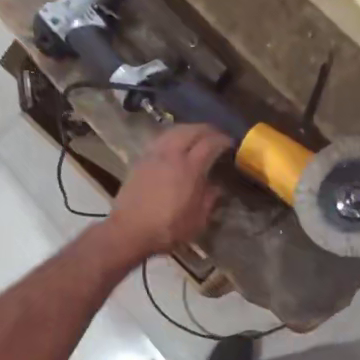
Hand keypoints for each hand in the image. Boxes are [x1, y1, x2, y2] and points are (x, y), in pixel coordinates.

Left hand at [104, 124, 231, 258]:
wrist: (129, 230)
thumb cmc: (167, 229)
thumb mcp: (197, 220)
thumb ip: (209, 200)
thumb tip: (216, 187)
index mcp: (189, 169)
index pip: (210, 144)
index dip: (222, 140)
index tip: (230, 143)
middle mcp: (171, 155)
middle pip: (191, 130)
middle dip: (207, 129)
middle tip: (216, 135)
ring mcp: (154, 155)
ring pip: (173, 131)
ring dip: (188, 129)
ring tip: (196, 136)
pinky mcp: (140, 160)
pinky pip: (160, 139)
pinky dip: (172, 136)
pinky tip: (175, 145)